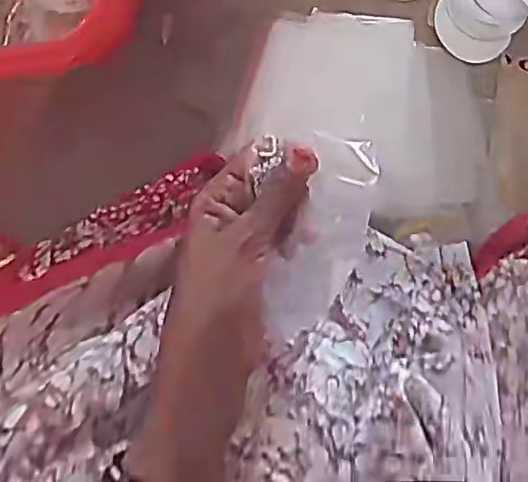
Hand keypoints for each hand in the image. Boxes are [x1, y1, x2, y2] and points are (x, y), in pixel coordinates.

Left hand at [127, 143, 316, 481]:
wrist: (208, 377)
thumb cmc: (218, 301)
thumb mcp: (247, 241)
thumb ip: (277, 195)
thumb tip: (303, 149)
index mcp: (214, 203)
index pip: (252, 161)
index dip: (283, 156)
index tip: (318, 158)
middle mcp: (230, 217)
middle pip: (272, 184)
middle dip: (297, 189)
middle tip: (316, 203)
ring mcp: (247, 243)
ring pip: (284, 211)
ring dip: (302, 216)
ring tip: (311, 232)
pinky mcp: (264, 267)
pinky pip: (288, 238)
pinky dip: (302, 237)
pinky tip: (313, 244)